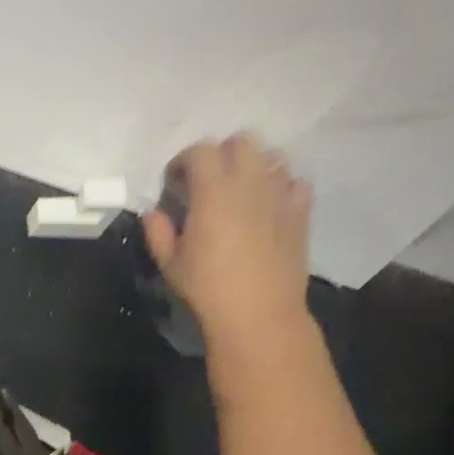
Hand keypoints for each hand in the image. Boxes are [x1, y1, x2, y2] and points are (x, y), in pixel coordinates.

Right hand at [143, 133, 313, 340]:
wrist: (258, 312)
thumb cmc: (207, 288)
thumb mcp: (170, 264)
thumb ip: (158, 232)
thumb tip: (153, 213)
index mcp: (213, 191)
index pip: (200, 150)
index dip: (184, 160)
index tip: (174, 182)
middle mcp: (250, 181)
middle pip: (241, 141)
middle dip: (222, 154)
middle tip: (208, 181)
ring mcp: (280, 192)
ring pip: (272, 156)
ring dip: (253, 165)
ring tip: (240, 190)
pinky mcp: (301, 210)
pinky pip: (294, 180)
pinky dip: (280, 185)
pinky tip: (268, 205)